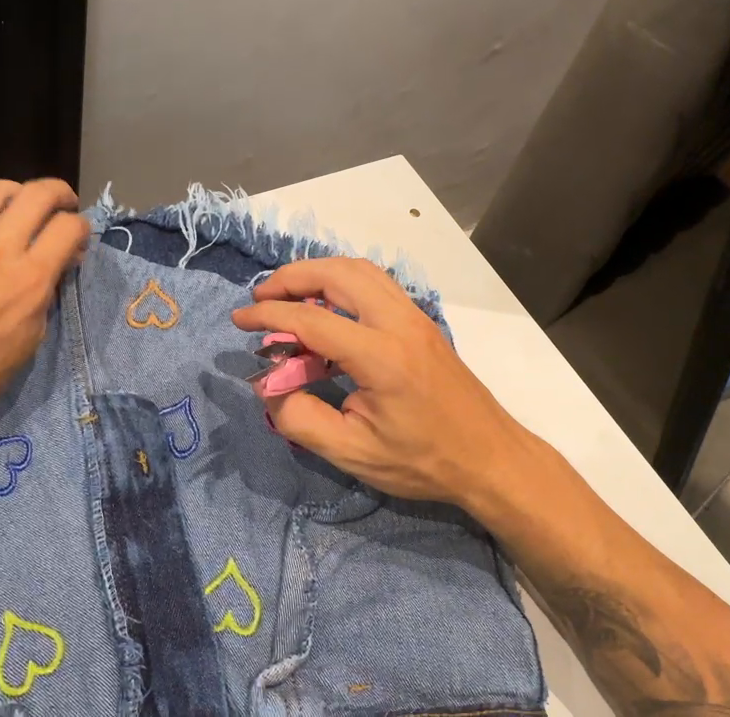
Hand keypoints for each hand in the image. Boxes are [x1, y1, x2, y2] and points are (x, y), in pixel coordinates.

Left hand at [0, 179, 91, 441]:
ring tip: (16, 204)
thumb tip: (56, 264)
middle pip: (38, 195)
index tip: (76, 240)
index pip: (69, 227)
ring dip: (14, 192)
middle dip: (59, 194)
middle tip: (60, 205)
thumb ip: (46, 293)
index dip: (81, 228)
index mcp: (30, 278)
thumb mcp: (31, 339)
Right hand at [231, 258, 534, 509]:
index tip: (239, 321)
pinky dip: (342, 279)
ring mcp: (414, 317)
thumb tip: (268, 387)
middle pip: (337, 273)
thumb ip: (302, 420)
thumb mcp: (354, 454)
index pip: (311, 319)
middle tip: (261, 298)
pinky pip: (375, 281)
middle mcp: (398, 323)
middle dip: (291, 277)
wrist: (491, 459)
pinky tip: (326, 305)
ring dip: (318, 272)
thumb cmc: (423, 461)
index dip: (268, 316)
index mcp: (380, 357)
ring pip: (359, 269)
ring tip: (288, 295)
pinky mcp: (420, 321)